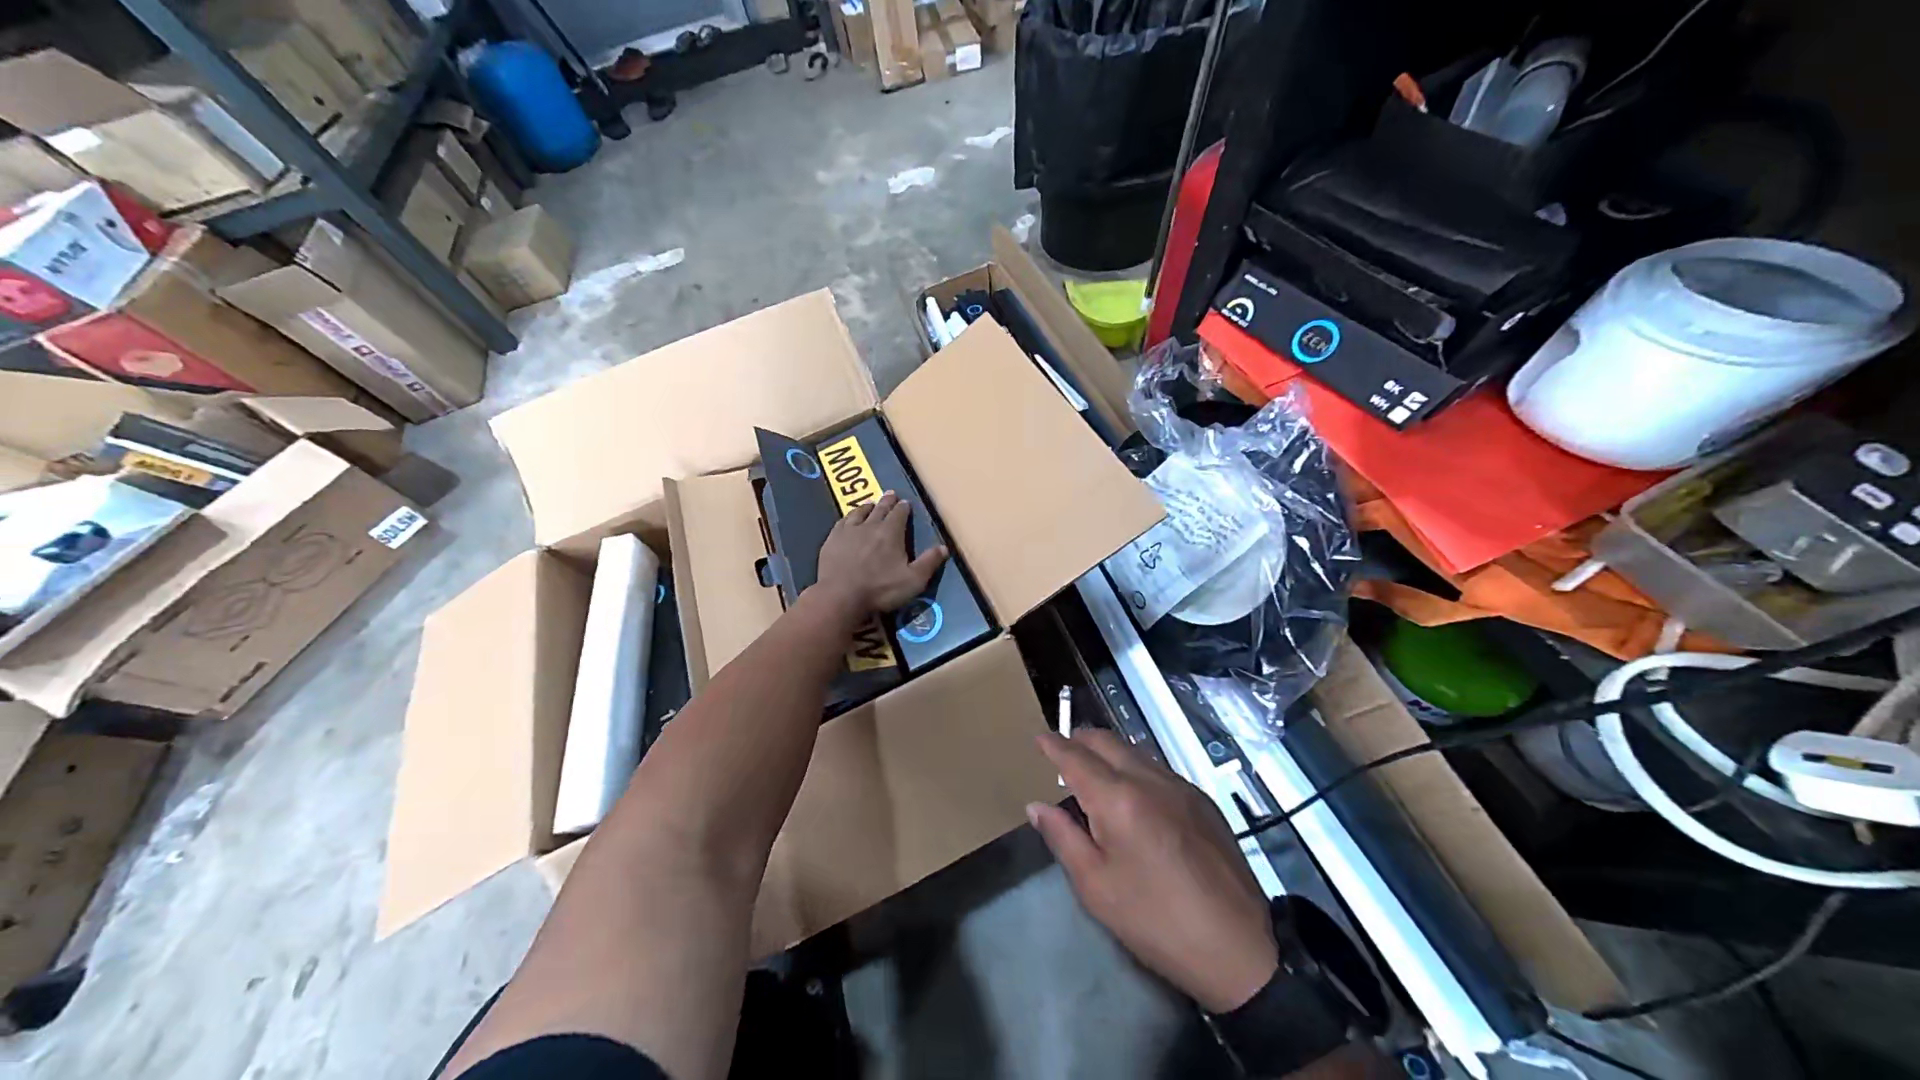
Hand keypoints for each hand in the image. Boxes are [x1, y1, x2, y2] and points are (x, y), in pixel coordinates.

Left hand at [811, 491, 947, 618]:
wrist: (840, 596)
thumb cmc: (880, 590)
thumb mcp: (913, 580)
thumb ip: (929, 562)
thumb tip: (944, 547)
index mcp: (891, 533)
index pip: (899, 513)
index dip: (904, 507)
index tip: (906, 503)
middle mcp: (870, 526)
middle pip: (880, 508)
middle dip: (887, 501)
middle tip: (891, 494)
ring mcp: (848, 531)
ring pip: (859, 512)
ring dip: (867, 507)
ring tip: (871, 504)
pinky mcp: (832, 540)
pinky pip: (842, 522)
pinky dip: (848, 517)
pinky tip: (848, 519)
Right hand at [1028, 729, 1277, 1013]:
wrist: (1237, 946)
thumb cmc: (1154, 920)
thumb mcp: (1095, 886)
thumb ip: (1063, 837)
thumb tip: (1037, 806)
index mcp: (1118, 799)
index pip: (1076, 757)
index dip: (1054, 745)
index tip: (1040, 738)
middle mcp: (1150, 779)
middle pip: (1108, 741)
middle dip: (1080, 740)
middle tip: (1063, 752)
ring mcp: (1181, 787)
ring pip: (1135, 751)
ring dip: (1109, 753)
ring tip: (1094, 774)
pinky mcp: (1202, 801)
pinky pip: (1158, 769)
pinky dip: (1135, 768)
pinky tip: (1133, 796)